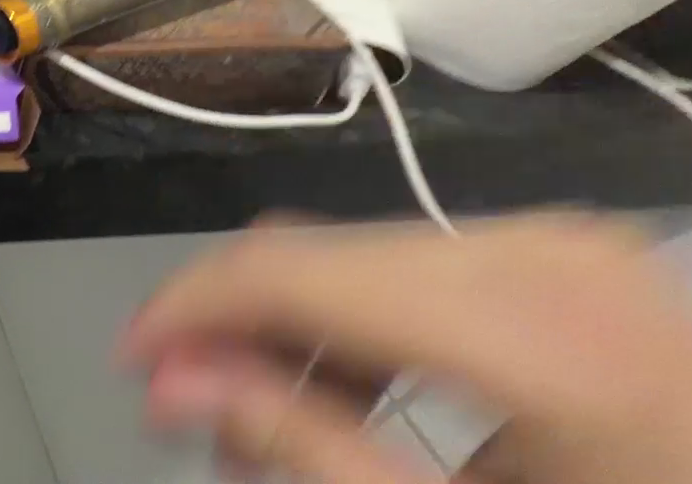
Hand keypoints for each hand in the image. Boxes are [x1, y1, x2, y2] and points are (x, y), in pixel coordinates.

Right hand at [120, 215, 691, 483]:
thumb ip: (302, 448)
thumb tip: (170, 385)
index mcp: (540, 337)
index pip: (288, 272)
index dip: (187, 309)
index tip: (132, 360)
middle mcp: (539, 254)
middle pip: (306, 256)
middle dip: (230, 329)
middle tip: (194, 408)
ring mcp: (556, 243)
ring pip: (341, 255)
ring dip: (283, 328)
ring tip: (264, 414)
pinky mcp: (558, 250)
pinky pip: (399, 265)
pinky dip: (349, 321)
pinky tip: (339, 388)